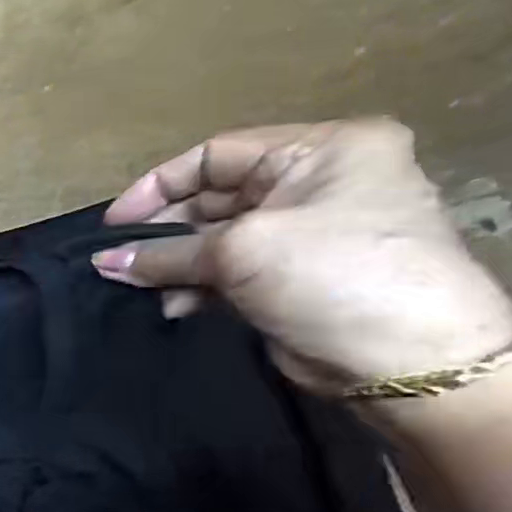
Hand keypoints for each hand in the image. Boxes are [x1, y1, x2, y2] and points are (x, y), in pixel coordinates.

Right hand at [92, 119, 511, 391]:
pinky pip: (229, 273)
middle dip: (164, 231)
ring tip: (137, 287)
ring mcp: (303, 235)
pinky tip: (170, 306)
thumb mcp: (242, 251)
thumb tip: (105, 262)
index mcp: (320, 150)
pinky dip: (196, 287)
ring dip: (175, 264)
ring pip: (217, 240)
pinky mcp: (292, 280)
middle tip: (119, 260)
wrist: (407, 361)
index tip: (113, 223)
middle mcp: (313, 184)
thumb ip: (167, 254)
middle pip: (215, 198)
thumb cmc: (331, 274)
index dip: (159, 186)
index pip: (217, 154)